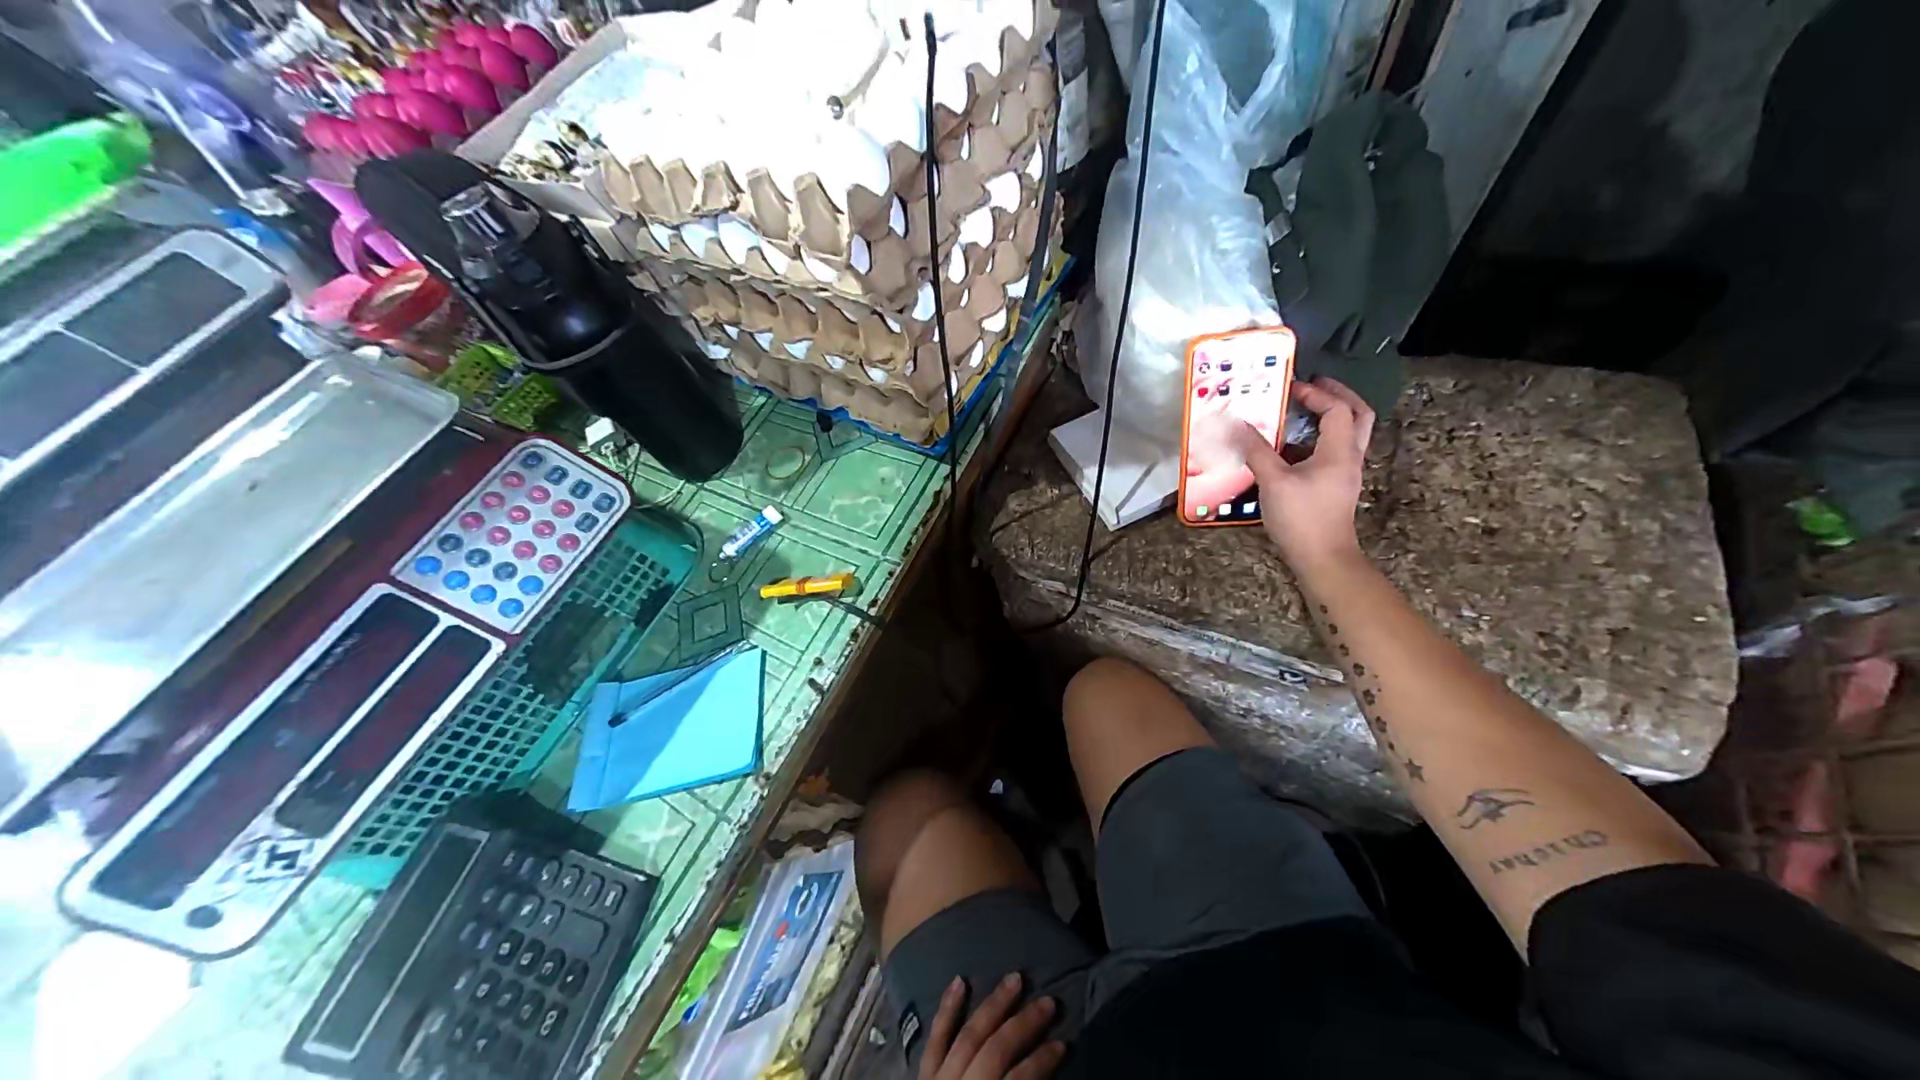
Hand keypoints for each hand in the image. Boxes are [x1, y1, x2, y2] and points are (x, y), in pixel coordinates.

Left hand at [918, 973, 1065, 1079]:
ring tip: (1016, 979)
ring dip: (993, 1005)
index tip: (1065, 1044)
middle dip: (1023, 1025)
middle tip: (1049, 1001)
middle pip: (994, 1052)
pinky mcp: (923, 1077)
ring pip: (968, 1036)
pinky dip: (947, 1008)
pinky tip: (960, 980)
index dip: (1042, 1062)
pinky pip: (935, 1038)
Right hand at [1234, 376, 1375, 570]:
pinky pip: (1334, 451)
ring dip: (1331, 416)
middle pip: (1358, 415)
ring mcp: (1345, 473)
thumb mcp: (1273, 481)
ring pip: (1349, 433)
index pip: (1337, 409)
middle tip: (1314, 386)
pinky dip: (1319, 438)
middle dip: (1338, 396)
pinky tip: (1294, 445)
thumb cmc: (1301, 518)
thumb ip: (1256, 451)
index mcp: (1340, 451)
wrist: (1323, 558)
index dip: (1316, 394)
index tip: (1291, 387)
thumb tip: (1237, 425)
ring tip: (1303, 410)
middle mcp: (1349, 457)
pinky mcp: (1336, 486)